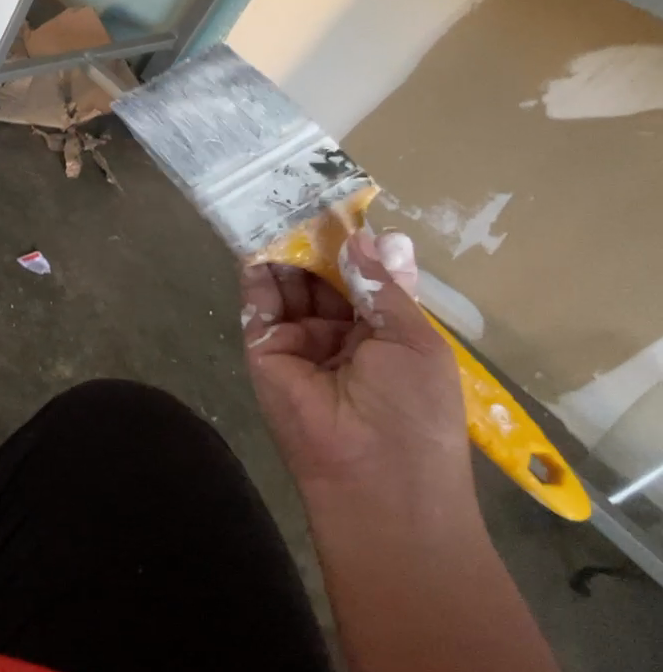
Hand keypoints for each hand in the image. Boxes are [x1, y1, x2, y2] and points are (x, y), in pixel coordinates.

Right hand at [238, 229, 466, 500]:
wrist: (370, 470)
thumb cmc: (414, 410)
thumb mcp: (414, 341)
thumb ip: (384, 287)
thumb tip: (373, 235)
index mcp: (387, 335)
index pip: (366, 282)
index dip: (357, 249)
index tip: (345, 211)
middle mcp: (340, 333)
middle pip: (323, 278)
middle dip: (317, 244)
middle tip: (305, 201)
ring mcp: (299, 339)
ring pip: (289, 285)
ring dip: (285, 251)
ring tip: (278, 209)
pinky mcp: (262, 345)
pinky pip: (260, 303)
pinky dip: (257, 272)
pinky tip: (258, 240)